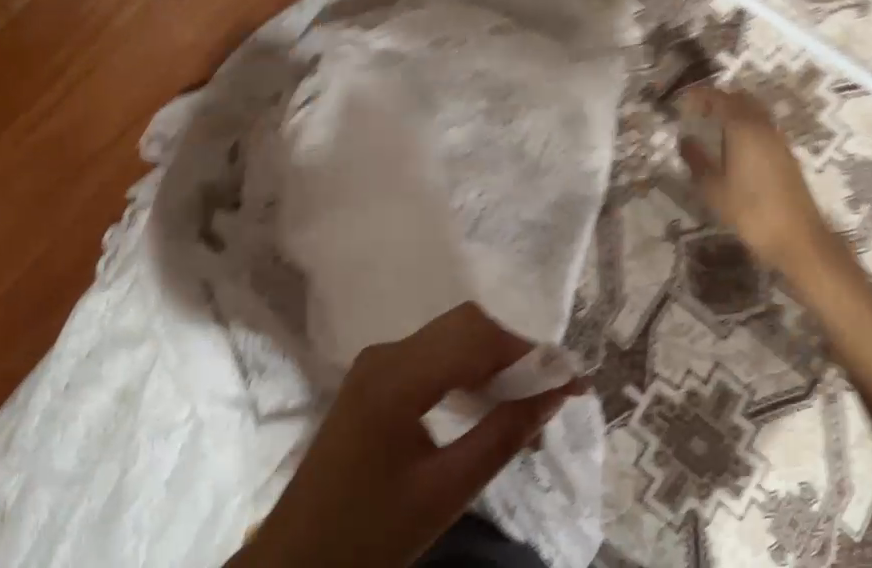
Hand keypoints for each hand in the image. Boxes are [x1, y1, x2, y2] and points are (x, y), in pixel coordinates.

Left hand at [232, 303, 580, 567]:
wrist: (297, 561)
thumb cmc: (369, 533)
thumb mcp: (446, 492)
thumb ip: (503, 436)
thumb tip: (556, 393)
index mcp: (396, 377)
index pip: (478, 336)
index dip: (531, 352)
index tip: (574, 382)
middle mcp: (385, 355)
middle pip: (465, 327)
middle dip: (516, 352)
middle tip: (556, 391)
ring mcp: (376, 365)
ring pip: (451, 339)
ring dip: (495, 361)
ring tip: (532, 401)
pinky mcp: (374, 382)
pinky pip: (434, 357)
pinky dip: (470, 371)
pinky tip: (490, 405)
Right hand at [679, 86, 837, 271]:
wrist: (797, 238)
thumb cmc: (749, 211)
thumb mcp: (713, 189)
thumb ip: (696, 160)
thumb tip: (684, 140)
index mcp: (743, 128)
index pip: (720, 98)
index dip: (700, 96)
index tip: (683, 102)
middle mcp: (763, 126)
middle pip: (741, 99)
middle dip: (719, 100)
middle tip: (698, 112)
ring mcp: (778, 140)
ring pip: (755, 112)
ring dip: (735, 112)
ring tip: (714, 128)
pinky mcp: (787, 155)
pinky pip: (764, 127)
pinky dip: (747, 126)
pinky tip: (735, 147)